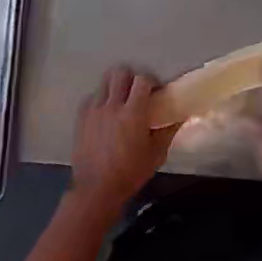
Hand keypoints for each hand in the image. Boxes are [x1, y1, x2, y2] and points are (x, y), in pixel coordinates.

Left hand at [68, 65, 176, 217]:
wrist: (96, 188)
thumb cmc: (130, 173)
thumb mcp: (156, 154)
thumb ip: (168, 131)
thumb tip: (181, 115)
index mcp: (133, 113)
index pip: (142, 79)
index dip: (151, 81)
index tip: (156, 91)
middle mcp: (112, 105)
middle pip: (120, 72)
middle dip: (131, 77)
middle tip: (137, 91)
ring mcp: (93, 110)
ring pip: (104, 82)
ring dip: (115, 87)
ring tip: (121, 101)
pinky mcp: (81, 117)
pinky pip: (92, 97)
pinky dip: (101, 99)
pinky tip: (106, 114)